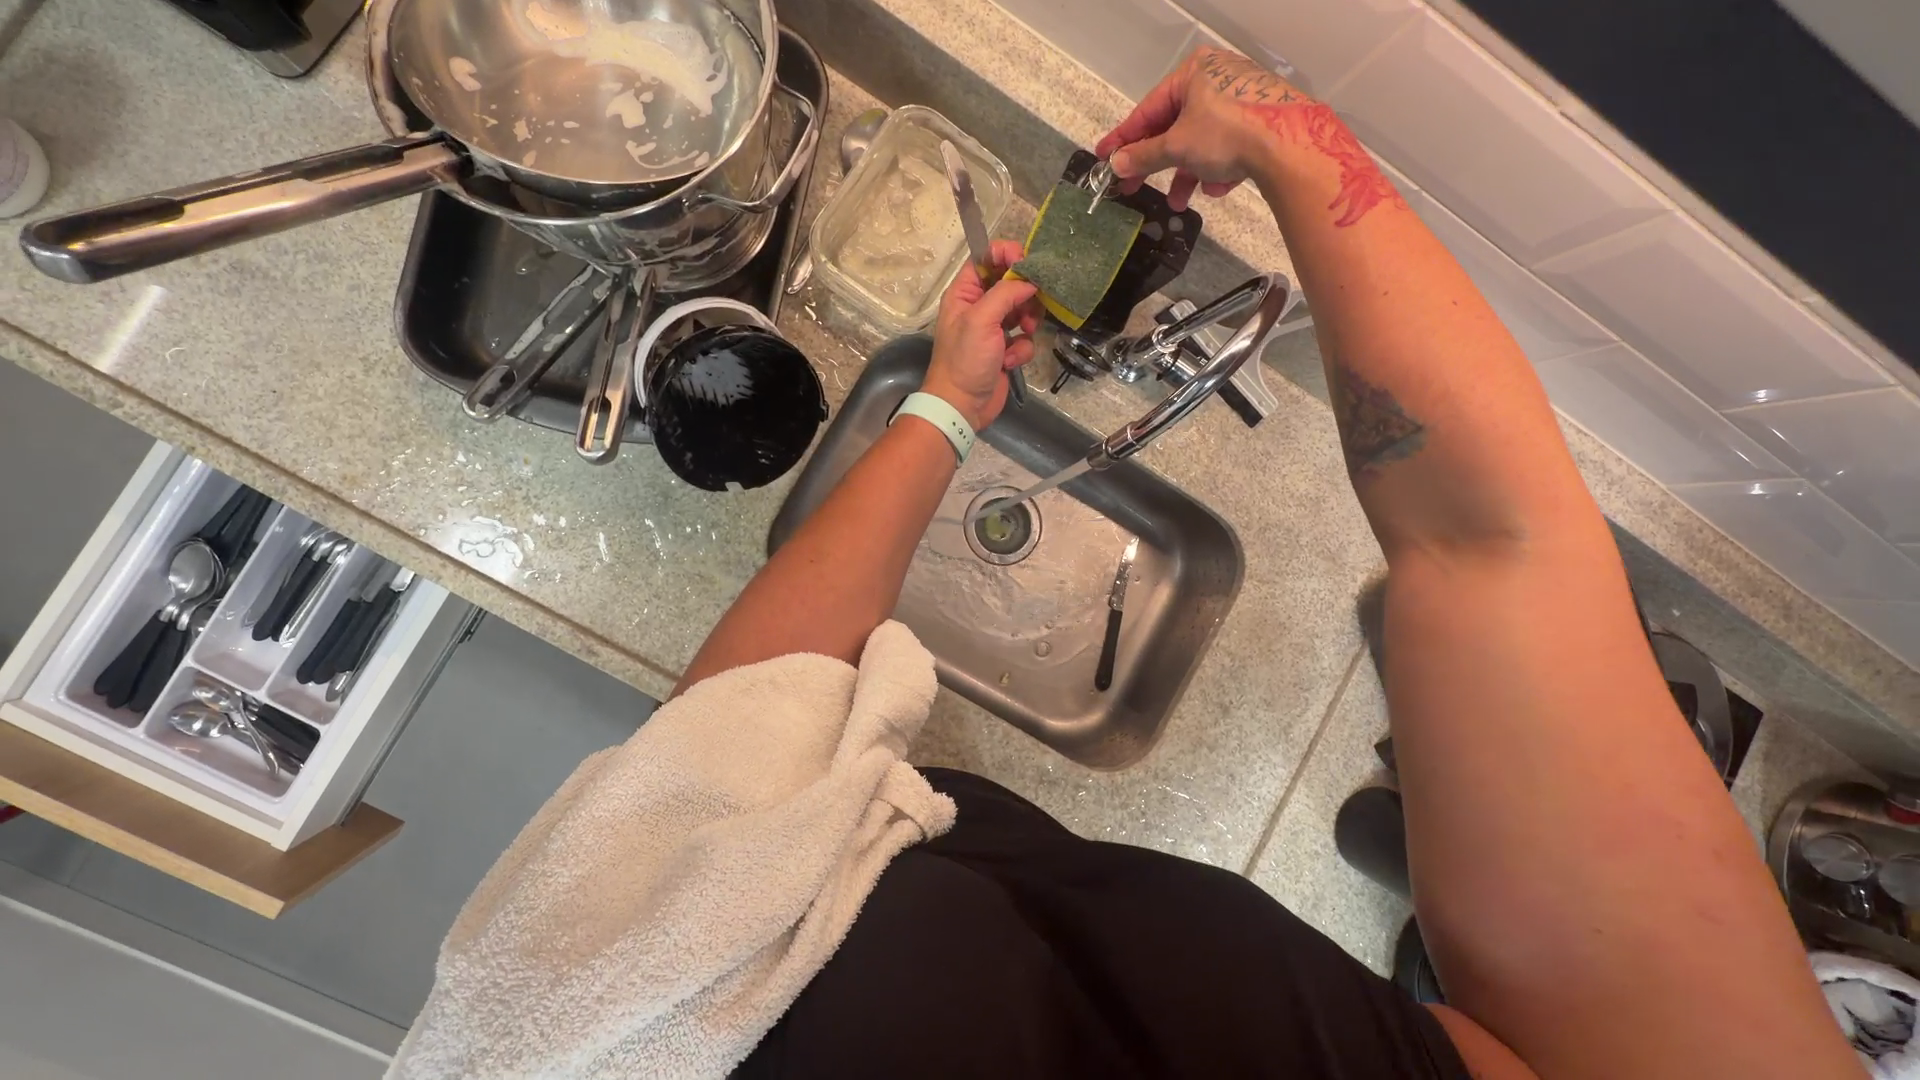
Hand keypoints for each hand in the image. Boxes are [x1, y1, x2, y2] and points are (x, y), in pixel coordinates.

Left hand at [923, 239, 1039, 431]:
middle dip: (1024, 294)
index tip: (1026, 263)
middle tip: (1030, 304)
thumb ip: (1005, 293)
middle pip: (1010, 283)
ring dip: (1027, 321)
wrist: (961, 405)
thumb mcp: (980, 320)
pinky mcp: (1005, 350)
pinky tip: (1010, 361)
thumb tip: (1030, 281)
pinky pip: (1024, 338)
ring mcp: (993, 329)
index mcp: (964, 293)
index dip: (1007, 255)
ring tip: (1024, 332)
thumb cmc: (964, 360)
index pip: (986, 258)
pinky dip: (1021, 349)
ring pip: (1022, 310)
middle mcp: (978, 306)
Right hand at [1095, 46, 1309, 211]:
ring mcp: (1241, 99)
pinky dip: (1217, 167)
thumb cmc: (1225, 134)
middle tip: (1134, 189)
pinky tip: (1219, 184)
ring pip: (1201, 141)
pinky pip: (1226, 146)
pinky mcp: (1260, 120)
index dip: (1124, 138)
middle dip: (1158, 164)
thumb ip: (1143, 156)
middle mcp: (1217, 78)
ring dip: (1187, 174)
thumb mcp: (1176, 147)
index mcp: (1193, 72)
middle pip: (1175, 127)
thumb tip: (1115, 164)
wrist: (1289, 143)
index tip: (1104, 157)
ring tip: (1180, 201)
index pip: (1148, 109)